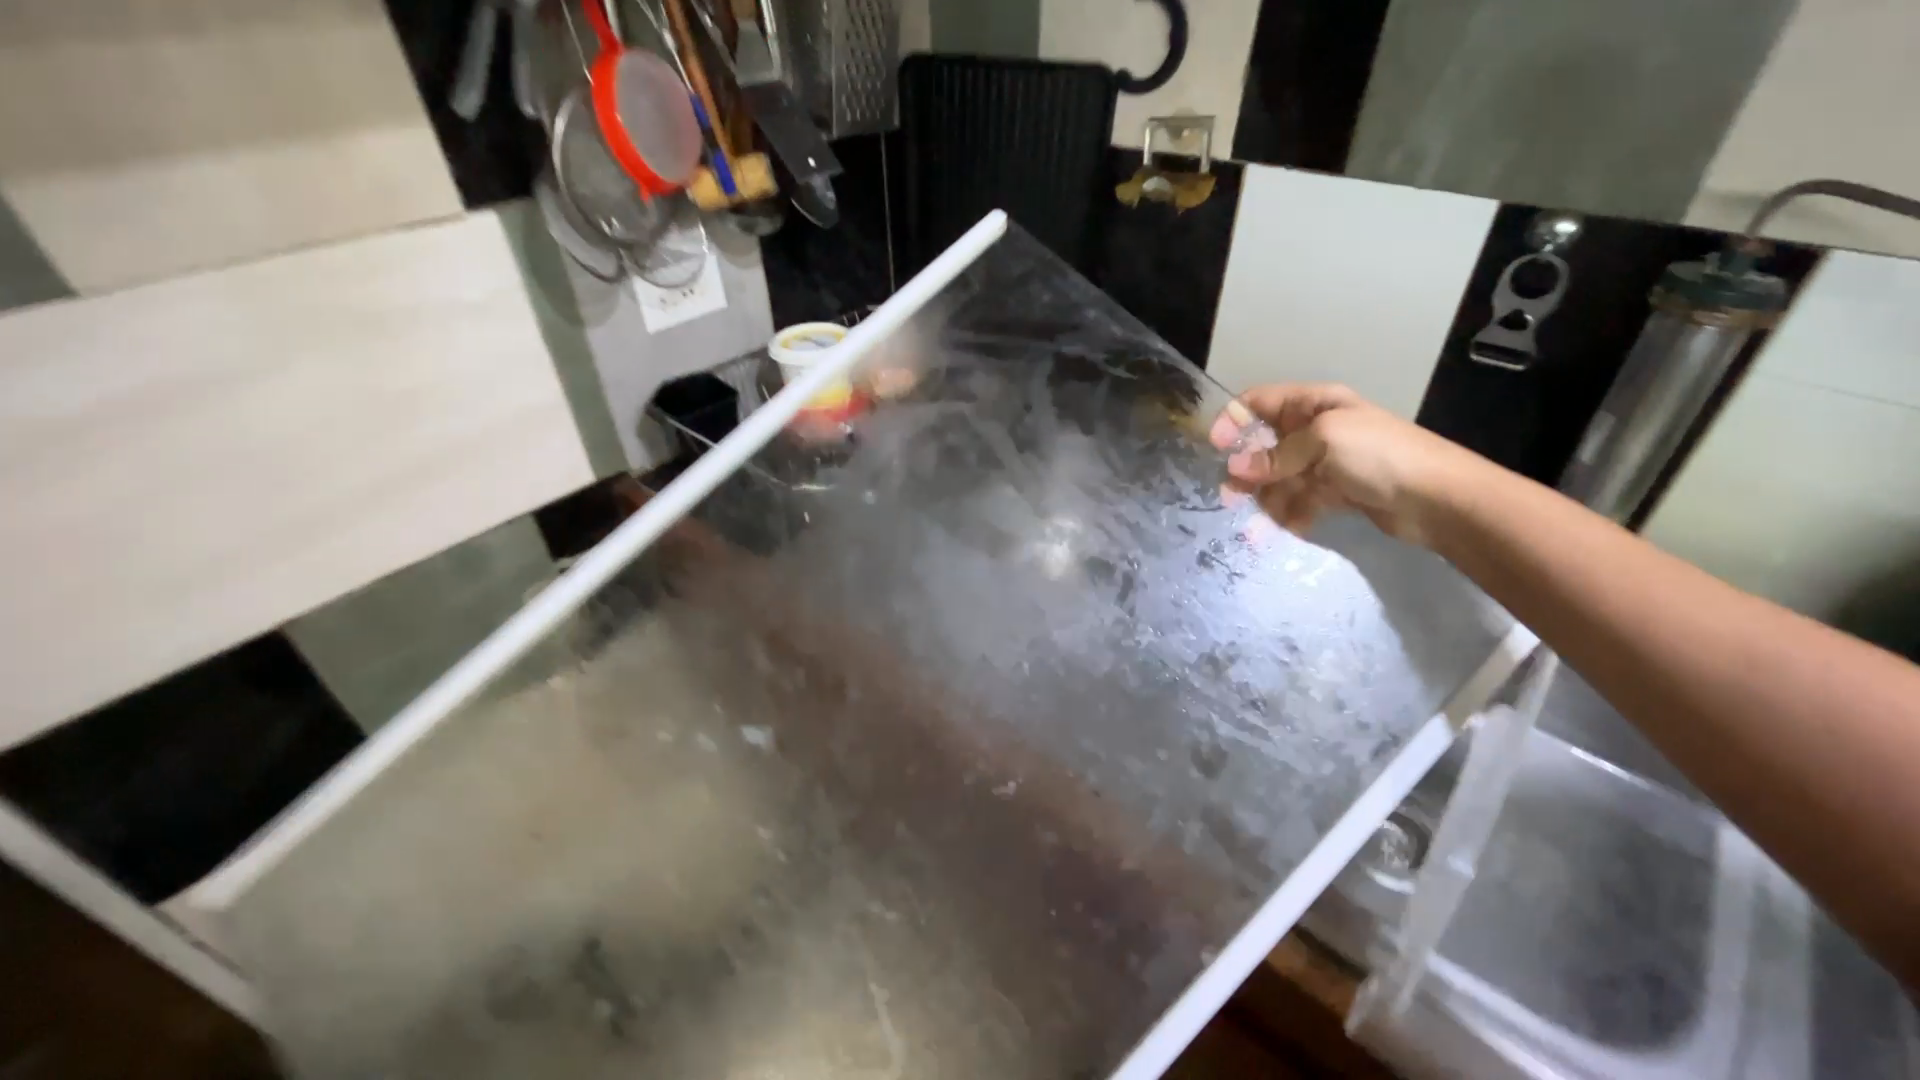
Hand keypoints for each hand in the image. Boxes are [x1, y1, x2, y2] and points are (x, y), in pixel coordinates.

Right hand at [1207, 382, 1477, 546]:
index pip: (1261, 402)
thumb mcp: (1323, 441)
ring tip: (1255, 523)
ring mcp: (1326, 463)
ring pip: (1279, 478)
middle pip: (1266, 444)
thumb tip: (1235, 469)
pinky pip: (1299, 501)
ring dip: (1264, 498)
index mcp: (1315, 403)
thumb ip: (1276, 455)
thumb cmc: (1379, 455)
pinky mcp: (1336, 493)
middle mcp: (1317, 429)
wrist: (1436, 498)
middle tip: (1228, 495)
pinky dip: (1288, 515)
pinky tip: (1283, 530)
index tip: (1215, 448)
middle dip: (1245, 468)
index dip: (1234, 420)